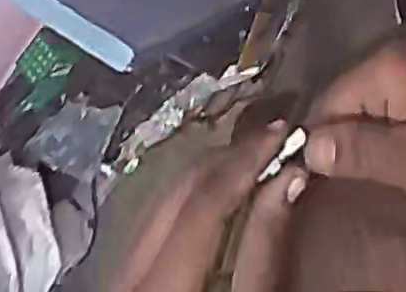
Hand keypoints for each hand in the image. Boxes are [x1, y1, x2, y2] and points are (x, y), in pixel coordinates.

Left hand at [114, 126, 309, 291]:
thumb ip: (264, 248)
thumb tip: (291, 175)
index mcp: (160, 287)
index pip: (205, 200)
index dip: (246, 159)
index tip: (284, 130)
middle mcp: (126, 272)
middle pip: (180, 187)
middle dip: (230, 157)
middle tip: (275, 138)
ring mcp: (115, 274)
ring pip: (164, 195)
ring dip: (212, 171)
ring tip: (254, 157)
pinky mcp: (117, 277)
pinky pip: (155, 216)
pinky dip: (191, 195)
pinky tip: (220, 191)